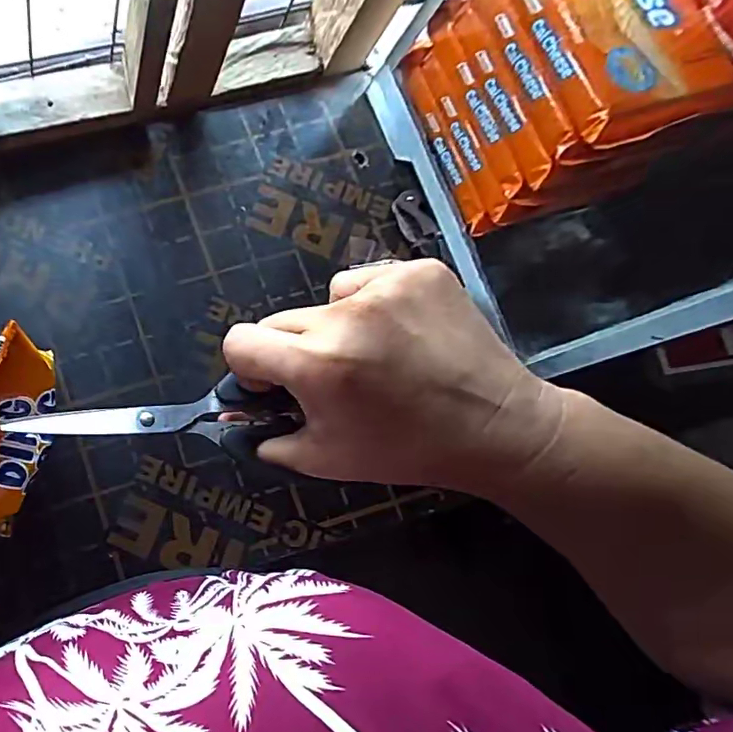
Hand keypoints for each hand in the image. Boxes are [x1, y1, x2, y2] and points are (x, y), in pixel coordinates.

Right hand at [221, 258, 565, 489]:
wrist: (496, 427)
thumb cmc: (403, 450)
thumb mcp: (322, 459)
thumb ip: (268, 440)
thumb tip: (236, 422)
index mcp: (316, 365)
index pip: (240, 341)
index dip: (248, 366)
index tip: (273, 384)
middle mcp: (343, 316)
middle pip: (279, 321)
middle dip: (290, 351)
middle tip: (326, 377)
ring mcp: (385, 287)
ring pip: (323, 300)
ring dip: (331, 325)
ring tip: (370, 353)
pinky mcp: (418, 271)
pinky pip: (366, 281)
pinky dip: (369, 304)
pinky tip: (398, 331)